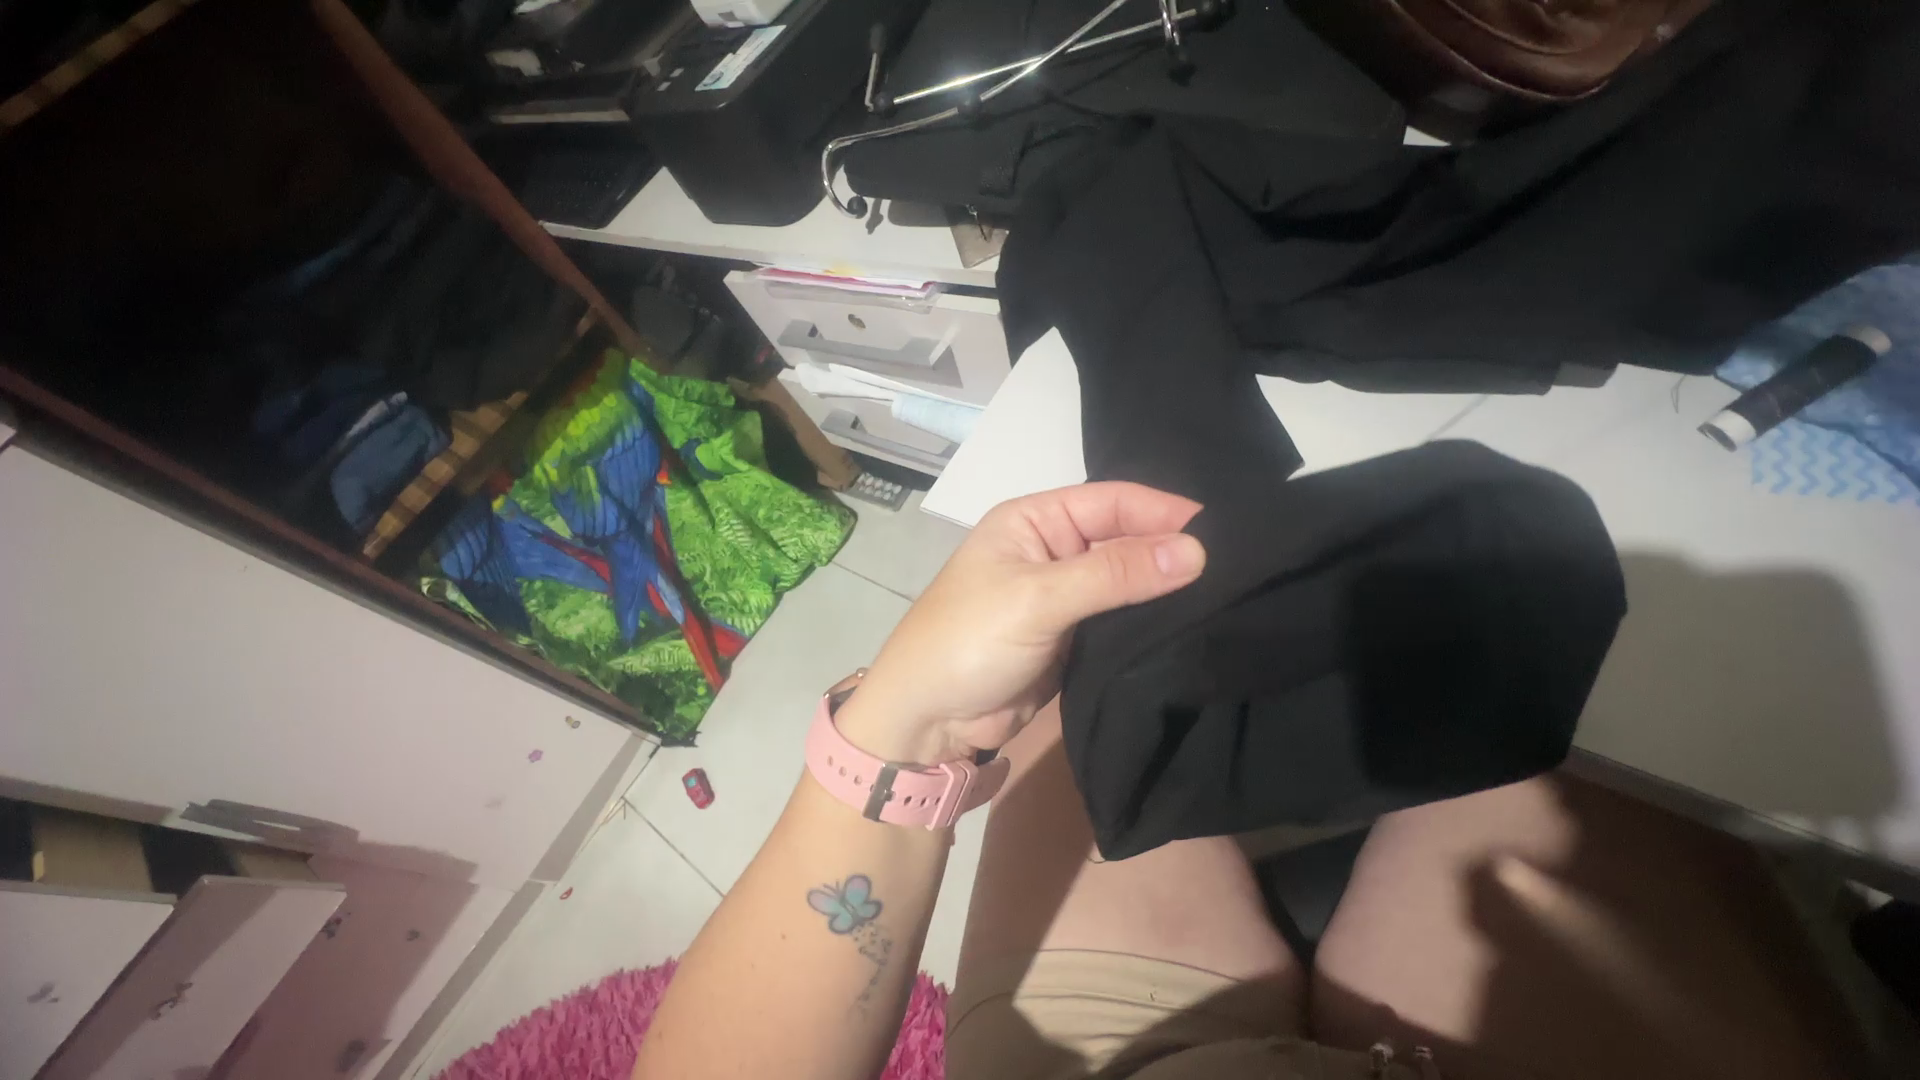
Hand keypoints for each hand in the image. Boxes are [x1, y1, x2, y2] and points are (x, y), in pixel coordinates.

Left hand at [832, 482, 1205, 765]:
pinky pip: (1122, 621)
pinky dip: (1153, 622)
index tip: (1227, 531)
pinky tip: (1196, 625)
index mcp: (1034, 520)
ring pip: (1128, 581)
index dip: (1166, 511)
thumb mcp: (1038, 599)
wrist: (928, 720)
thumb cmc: (968, 641)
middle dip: (1173, 549)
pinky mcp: (1075, 638)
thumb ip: (1114, 574)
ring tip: (1232, 594)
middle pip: (1125, 539)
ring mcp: (1065, 596)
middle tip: (1241, 566)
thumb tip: (1196, 551)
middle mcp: (1053, 549)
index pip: (1113, 501)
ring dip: (1168, 588)